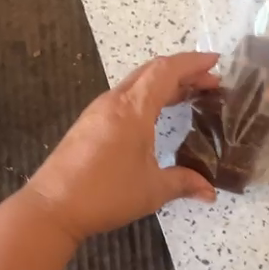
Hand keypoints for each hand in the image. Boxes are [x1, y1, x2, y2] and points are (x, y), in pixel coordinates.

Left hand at [24, 51, 220, 243]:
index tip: (216, 62)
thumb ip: (184, 183)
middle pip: (152, 71)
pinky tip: (158, 114)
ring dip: (164, 84)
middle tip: (210, 82)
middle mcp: (115, 102)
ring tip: (190, 95)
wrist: (52, 207)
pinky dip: (148, 96)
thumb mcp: (152, 190)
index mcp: (133, 109)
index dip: (193, 63)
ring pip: (137, 83)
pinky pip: (125, 97)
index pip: (167, 71)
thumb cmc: (105, 194)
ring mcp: (99, 111)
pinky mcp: (90, 123)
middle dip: (183, 72)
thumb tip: (210, 192)